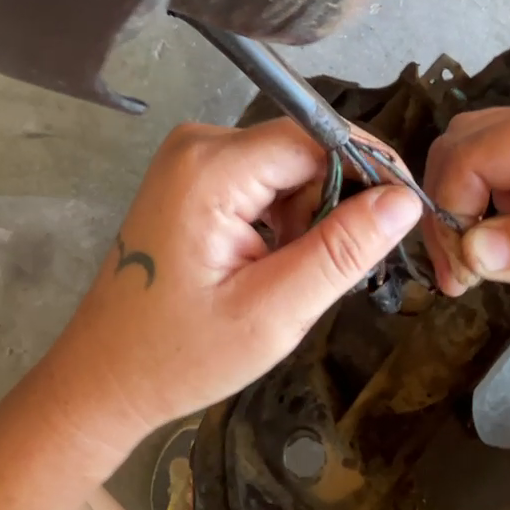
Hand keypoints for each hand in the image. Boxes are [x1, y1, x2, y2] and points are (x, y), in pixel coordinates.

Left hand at [41, 120, 423, 448]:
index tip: (406, 210)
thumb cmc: (181, 355)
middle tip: (334, 268)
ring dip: (306, 213)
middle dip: (333, 199)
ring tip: (291, 274)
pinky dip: (281, 214)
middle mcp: (199, 143)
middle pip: (300, 147)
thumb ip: (341, 250)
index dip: (369, 165)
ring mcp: (191, 156)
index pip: (315, 135)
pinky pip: (260, 177)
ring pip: (285, 164)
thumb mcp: (273, 312)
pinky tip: (269, 261)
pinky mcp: (191, 174)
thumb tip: (404, 199)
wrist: (104, 375)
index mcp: (211, 167)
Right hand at [421, 88, 509, 315]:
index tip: (457, 277)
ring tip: (487, 267)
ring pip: (490, 160)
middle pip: (471, 145)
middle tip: (461, 274)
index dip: (448, 209)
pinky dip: (503, 212)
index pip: (473, 152)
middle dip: (449, 203)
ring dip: (473, 208)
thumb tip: (469, 251)